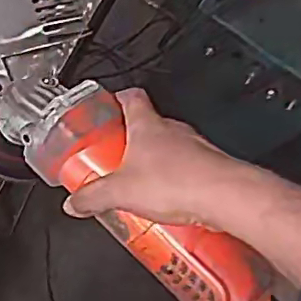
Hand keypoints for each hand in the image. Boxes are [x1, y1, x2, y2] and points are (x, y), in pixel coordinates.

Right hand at [61, 88, 248, 225]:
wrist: (226, 197)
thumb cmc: (180, 182)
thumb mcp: (118, 192)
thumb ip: (91, 197)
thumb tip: (74, 202)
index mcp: (148, 125)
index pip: (131, 98)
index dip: (116, 99)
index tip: (106, 107)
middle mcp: (173, 131)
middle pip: (146, 126)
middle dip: (128, 141)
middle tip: (112, 158)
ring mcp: (194, 148)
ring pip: (167, 149)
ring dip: (150, 163)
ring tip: (135, 186)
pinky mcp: (208, 168)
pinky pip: (184, 170)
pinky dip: (170, 182)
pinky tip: (161, 202)